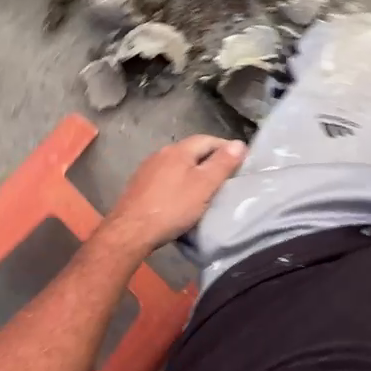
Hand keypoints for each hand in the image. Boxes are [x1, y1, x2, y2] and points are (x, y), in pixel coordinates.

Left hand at [99, 135, 246, 255]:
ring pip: (177, 164)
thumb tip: (239, 143)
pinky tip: (181, 196)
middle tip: (225, 176)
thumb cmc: (172, 207)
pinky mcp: (139, 185)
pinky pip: (165, 177)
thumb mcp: (204, 186)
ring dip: (193, 171)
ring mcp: (148, 169)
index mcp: (179, 150)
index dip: (226, 148)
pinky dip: (178, 181)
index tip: (239, 162)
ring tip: (206, 187)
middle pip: (192, 150)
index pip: (208, 139)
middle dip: (209, 159)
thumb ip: (222, 163)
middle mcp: (162, 153)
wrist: (131, 231)